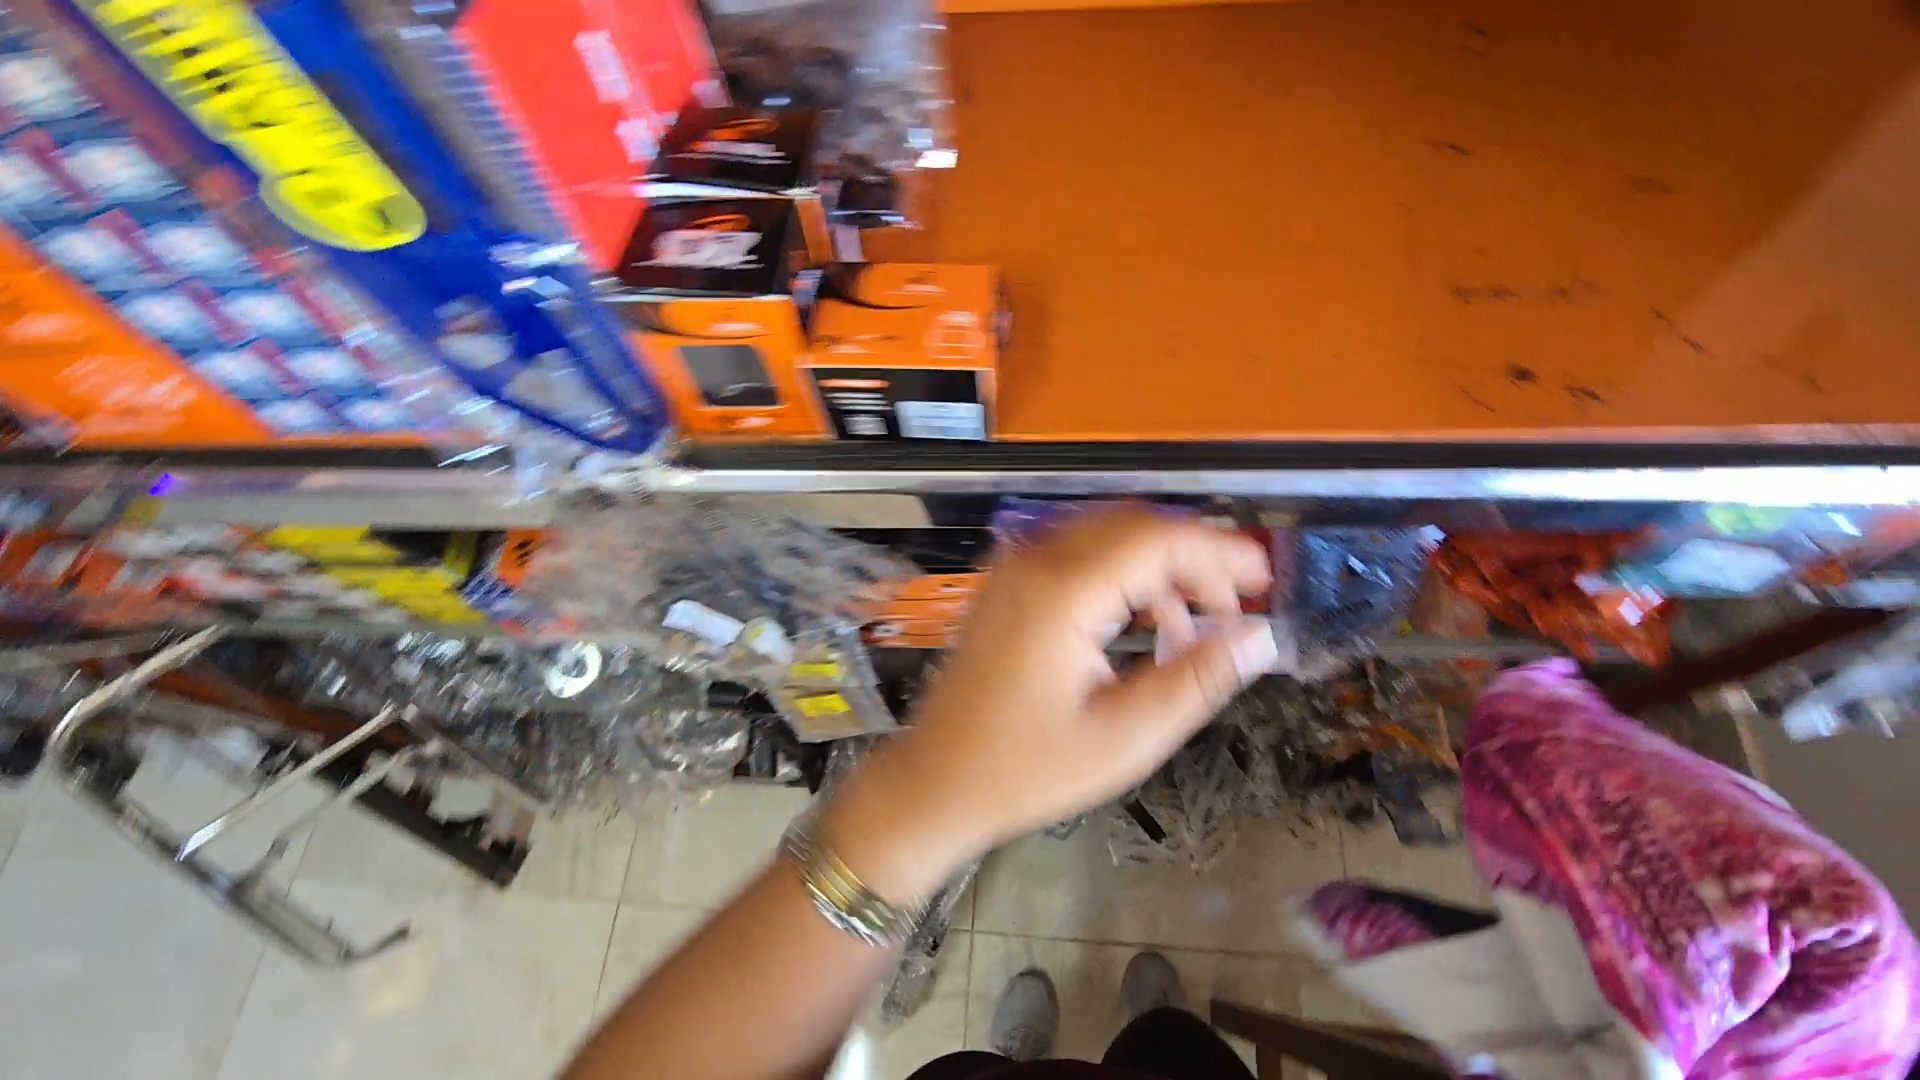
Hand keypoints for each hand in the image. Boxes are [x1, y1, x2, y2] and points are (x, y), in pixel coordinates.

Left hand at [823, 508, 1280, 899]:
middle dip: (1194, 554)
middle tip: (1237, 605)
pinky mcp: (1006, 586)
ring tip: (1194, 626)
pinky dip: (1121, 574)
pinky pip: (1077, 555)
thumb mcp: (1124, 738)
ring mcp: (1013, 570)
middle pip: (1133, 525)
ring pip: (1106, 534)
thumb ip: (1196, 680)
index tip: (1266, 579)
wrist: (935, 782)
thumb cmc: (1025, 771)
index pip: (1156, 539)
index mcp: (1060, 593)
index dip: (1219, 550)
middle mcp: (1032, 563)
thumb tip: (1259, 637)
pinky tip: (1143, 623)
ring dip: (1159, 565)